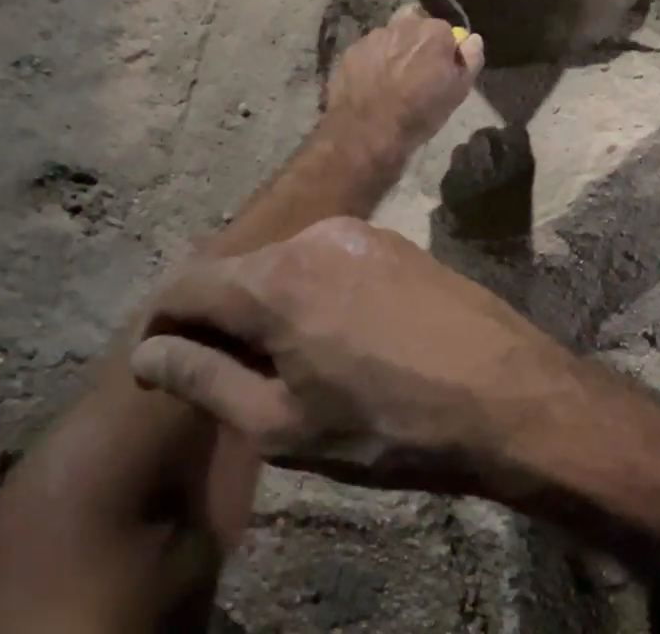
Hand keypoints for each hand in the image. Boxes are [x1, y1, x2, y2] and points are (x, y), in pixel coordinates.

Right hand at [129, 218, 578, 489]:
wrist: (510, 397)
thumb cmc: (390, 425)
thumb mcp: (282, 424)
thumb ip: (204, 380)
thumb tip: (148, 354)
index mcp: (277, 278)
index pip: (186, 287)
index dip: (164, 329)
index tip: (165, 368)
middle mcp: (318, 237)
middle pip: (240, 272)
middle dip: (221, 319)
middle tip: (230, 378)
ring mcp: (368, 234)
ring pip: (289, 267)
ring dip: (272, 307)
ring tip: (291, 366)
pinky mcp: (403, 245)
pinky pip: (332, 264)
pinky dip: (315, 296)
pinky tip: (340, 340)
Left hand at [325, 5, 485, 155]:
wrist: (367, 132)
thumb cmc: (420, 113)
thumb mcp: (458, 93)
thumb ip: (470, 60)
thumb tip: (473, 40)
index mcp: (434, 32)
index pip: (446, 31)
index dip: (445, 51)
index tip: (442, 71)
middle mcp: (403, 25)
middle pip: (417, 26)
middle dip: (420, 43)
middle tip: (419, 72)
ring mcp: (374, 36)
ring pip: (392, 36)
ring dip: (396, 50)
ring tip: (394, 80)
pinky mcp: (352, 50)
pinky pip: (371, 50)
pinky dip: (375, 61)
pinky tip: (375, 84)